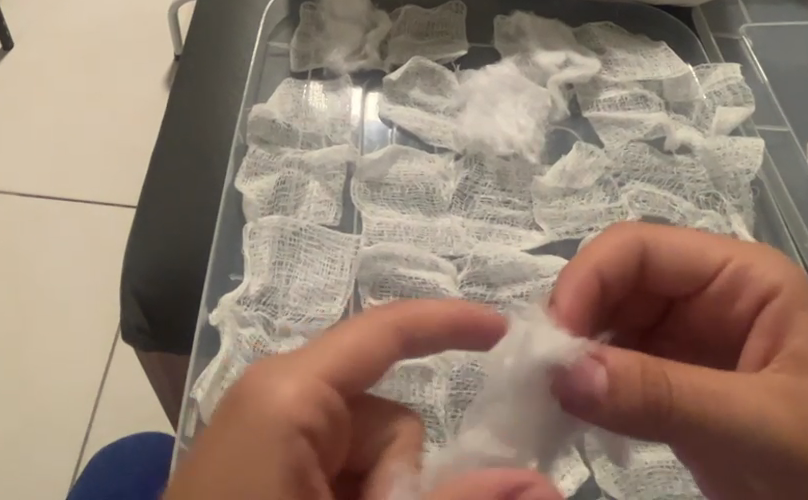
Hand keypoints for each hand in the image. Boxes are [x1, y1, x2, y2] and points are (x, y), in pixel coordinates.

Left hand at [166, 299, 561, 499]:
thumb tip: (544, 486)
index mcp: (291, 392)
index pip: (385, 331)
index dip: (449, 323)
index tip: (507, 335)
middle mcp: (280, 397)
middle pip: (388, 419)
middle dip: (402, 481)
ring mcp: (269, 436)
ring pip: (369, 458)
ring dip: (379, 499)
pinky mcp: (263, 469)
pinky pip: (337, 474)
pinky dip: (354, 499)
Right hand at [549, 223, 807, 499]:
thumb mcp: (769, 428)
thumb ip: (663, 395)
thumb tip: (559, 370)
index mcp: (741, 277)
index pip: (640, 248)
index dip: (587, 278)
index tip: (551, 337)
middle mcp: (711, 301)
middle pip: (618, 285)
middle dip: (576, 320)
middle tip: (539, 375)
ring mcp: (697, 352)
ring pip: (612, 331)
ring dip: (577, 358)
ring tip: (546, 400)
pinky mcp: (688, 400)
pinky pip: (623, 379)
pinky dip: (593, 394)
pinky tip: (575, 419)